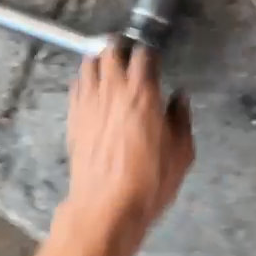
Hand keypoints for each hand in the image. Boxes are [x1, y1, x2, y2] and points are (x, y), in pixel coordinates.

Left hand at [60, 47, 193, 239]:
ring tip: (108, 68)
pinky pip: (76, 85)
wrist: (105, 209)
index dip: (150, 51)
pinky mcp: (73, 116)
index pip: (144, 52)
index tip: (154, 60)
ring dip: (100, 60)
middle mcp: (114, 88)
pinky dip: (84, 80)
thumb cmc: (148, 181)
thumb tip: (179, 98)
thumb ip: (181, 119)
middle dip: (121, 47)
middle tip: (129, 56)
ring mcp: (90, 101)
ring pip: (89, 62)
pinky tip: (92, 90)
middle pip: (112, 49)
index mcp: (143, 92)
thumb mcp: (181, 153)